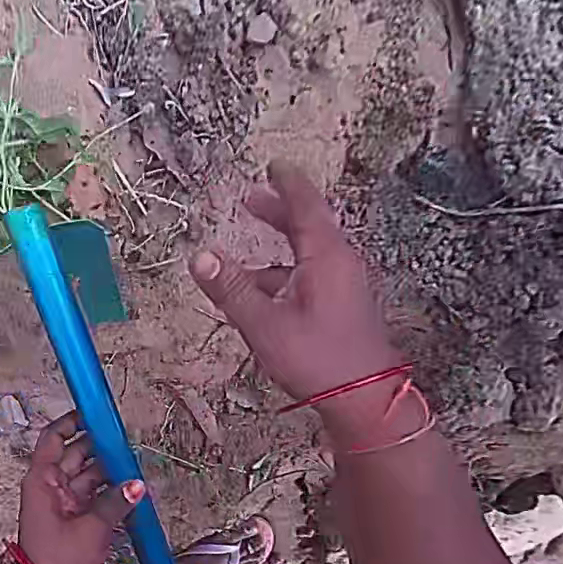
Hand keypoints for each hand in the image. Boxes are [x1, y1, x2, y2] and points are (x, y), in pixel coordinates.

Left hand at [14, 412, 143, 563]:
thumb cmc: (59, 562)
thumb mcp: (91, 529)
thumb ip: (116, 503)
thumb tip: (137, 485)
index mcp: (42, 480)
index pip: (53, 439)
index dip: (71, 423)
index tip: (93, 413)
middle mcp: (49, 487)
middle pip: (74, 456)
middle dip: (99, 447)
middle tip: (126, 441)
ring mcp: (60, 504)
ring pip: (85, 477)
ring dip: (108, 472)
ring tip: (135, 464)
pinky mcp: (72, 521)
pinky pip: (91, 498)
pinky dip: (108, 493)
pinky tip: (131, 491)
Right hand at [188, 162, 403, 440]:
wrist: (363, 398)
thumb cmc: (315, 357)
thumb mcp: (263, 323)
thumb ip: (230, 288)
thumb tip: (199, 257)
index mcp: (325, 258)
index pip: (306, 208)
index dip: (288, 185)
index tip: (275, 165)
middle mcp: (338, 265)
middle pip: (307, 228)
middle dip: (277, 213)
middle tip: (251, 199)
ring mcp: (341, 286)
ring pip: (303, 257)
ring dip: (273, 252)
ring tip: (238, 263)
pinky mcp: (339, 306)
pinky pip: (305, 278)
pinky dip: (279, 277)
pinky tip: (256, 296)